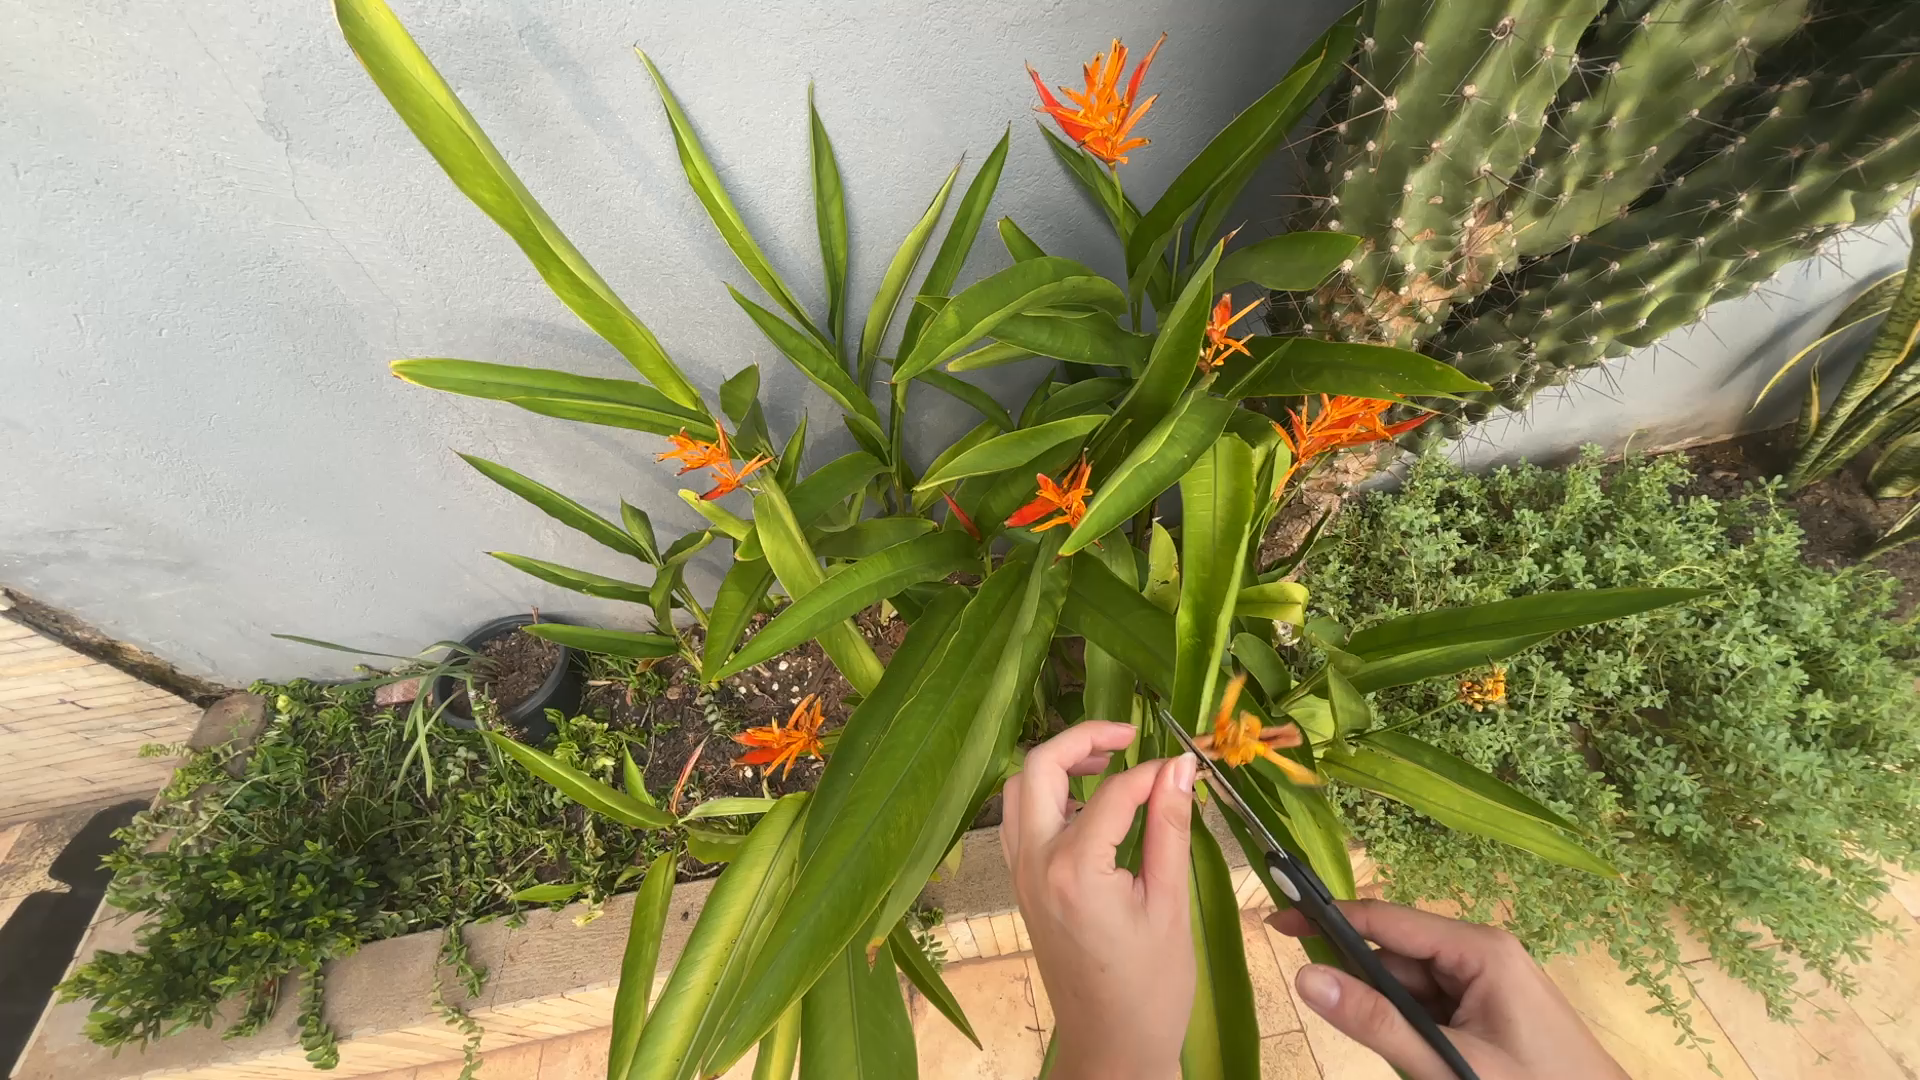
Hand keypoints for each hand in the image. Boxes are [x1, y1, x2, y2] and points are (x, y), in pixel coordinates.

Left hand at [1001, 722, 1198, 1079]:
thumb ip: (1170, 828)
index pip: (1113, 791)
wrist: (1110, 1048)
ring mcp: (1020, 871)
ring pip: (1020, 788)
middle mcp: (1034, 861)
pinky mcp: (1021, 882)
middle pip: (1038, 767)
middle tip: (1127, 736)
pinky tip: (1088, 805)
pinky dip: (1048, 795)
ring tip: (1107, 762)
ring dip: (1058, 764)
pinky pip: (1021, 818)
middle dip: (1081, 739)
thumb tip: (1181, 767)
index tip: (1183, 767)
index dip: (1152, 772)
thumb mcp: (1171, 906)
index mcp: (1075, 869)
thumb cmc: (1151, 989)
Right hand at [1267, 900, 1626, 1079]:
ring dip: (1394, 1018)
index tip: (1276, 922)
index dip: (1327, 919)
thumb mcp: (1454, 1067)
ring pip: (1410, 984)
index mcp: (1479, 948)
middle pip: (1394, 953)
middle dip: (1367, 987)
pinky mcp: (1492, 1010)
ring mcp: (1489, 981)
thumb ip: (1377, 1022)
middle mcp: (1481, 952)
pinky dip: (1416, 1030)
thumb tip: (1302, 975)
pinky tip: (1425, 1063)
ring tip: (1413, 1064)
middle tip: (1344, 1020)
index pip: (1384, 918)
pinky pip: (1432, 1006)